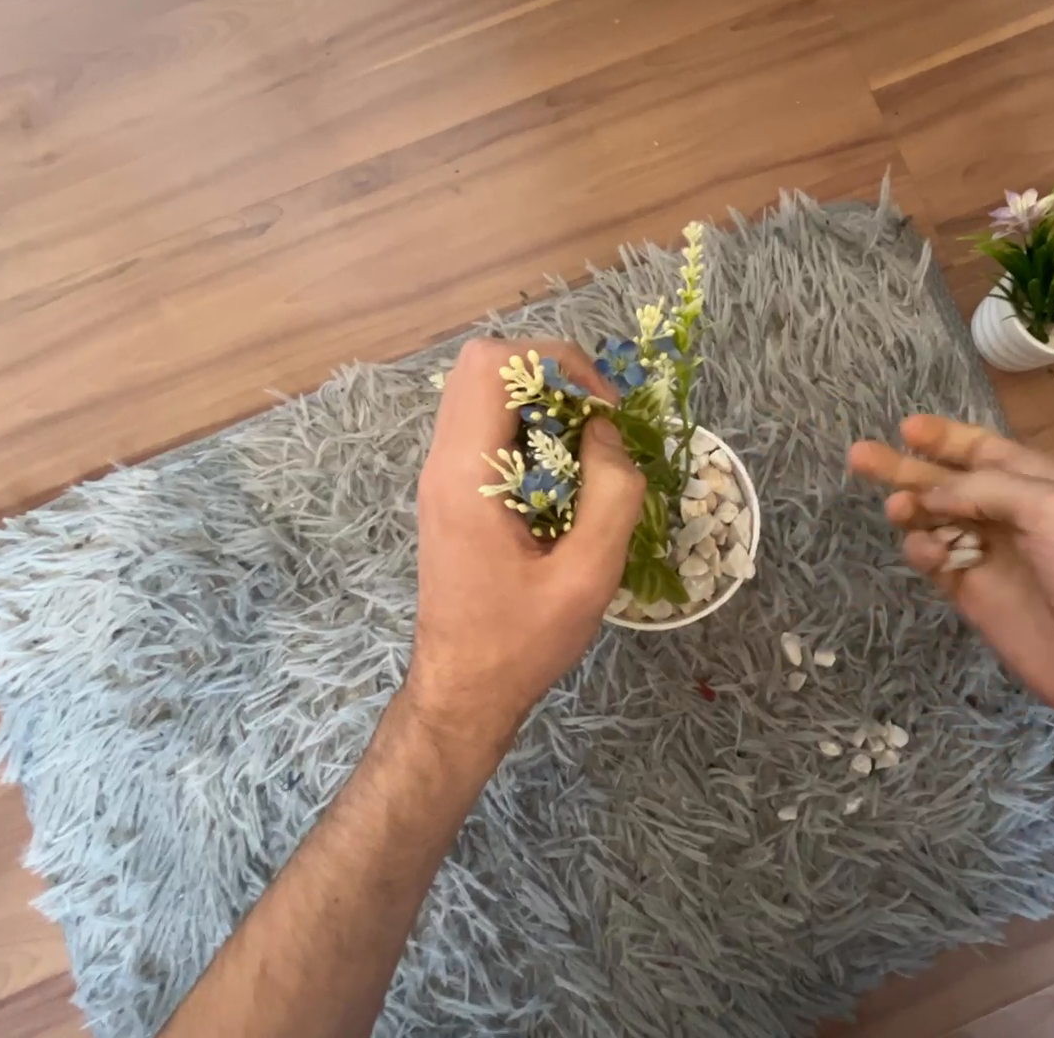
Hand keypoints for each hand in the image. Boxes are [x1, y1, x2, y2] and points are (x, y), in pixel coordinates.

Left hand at [405, 338, 644, 748]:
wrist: (463, 690)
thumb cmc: (522, 642)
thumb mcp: (588, 576)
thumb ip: (611, 494)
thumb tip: (605, 432)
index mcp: (466, 475)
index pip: (494, 364)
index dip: (557, 363)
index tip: (604, 409)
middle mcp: (444, 462)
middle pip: (482, 364)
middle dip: (550, 374)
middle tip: (597, 419)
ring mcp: (442, 476)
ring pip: (483, 393)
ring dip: (541, 402)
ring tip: (587, 447)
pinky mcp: (451, 492)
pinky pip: (487, 429)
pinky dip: (529, 430)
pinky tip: (564, 476)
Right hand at [849, 415, 1053, 737]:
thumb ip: (987, 489)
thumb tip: (931, 492)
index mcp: (1044, 485)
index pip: (984, 451)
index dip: (945, 438)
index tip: (905, 427)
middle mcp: (1013, 516)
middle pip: (948, 483)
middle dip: (906, 468)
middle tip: (859, 456)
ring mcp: (992, 558)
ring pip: (935, 523)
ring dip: (911, 510)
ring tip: (895, 508)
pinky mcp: (975, 598)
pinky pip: (936, 565)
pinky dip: (923, 553)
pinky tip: (925, 553)